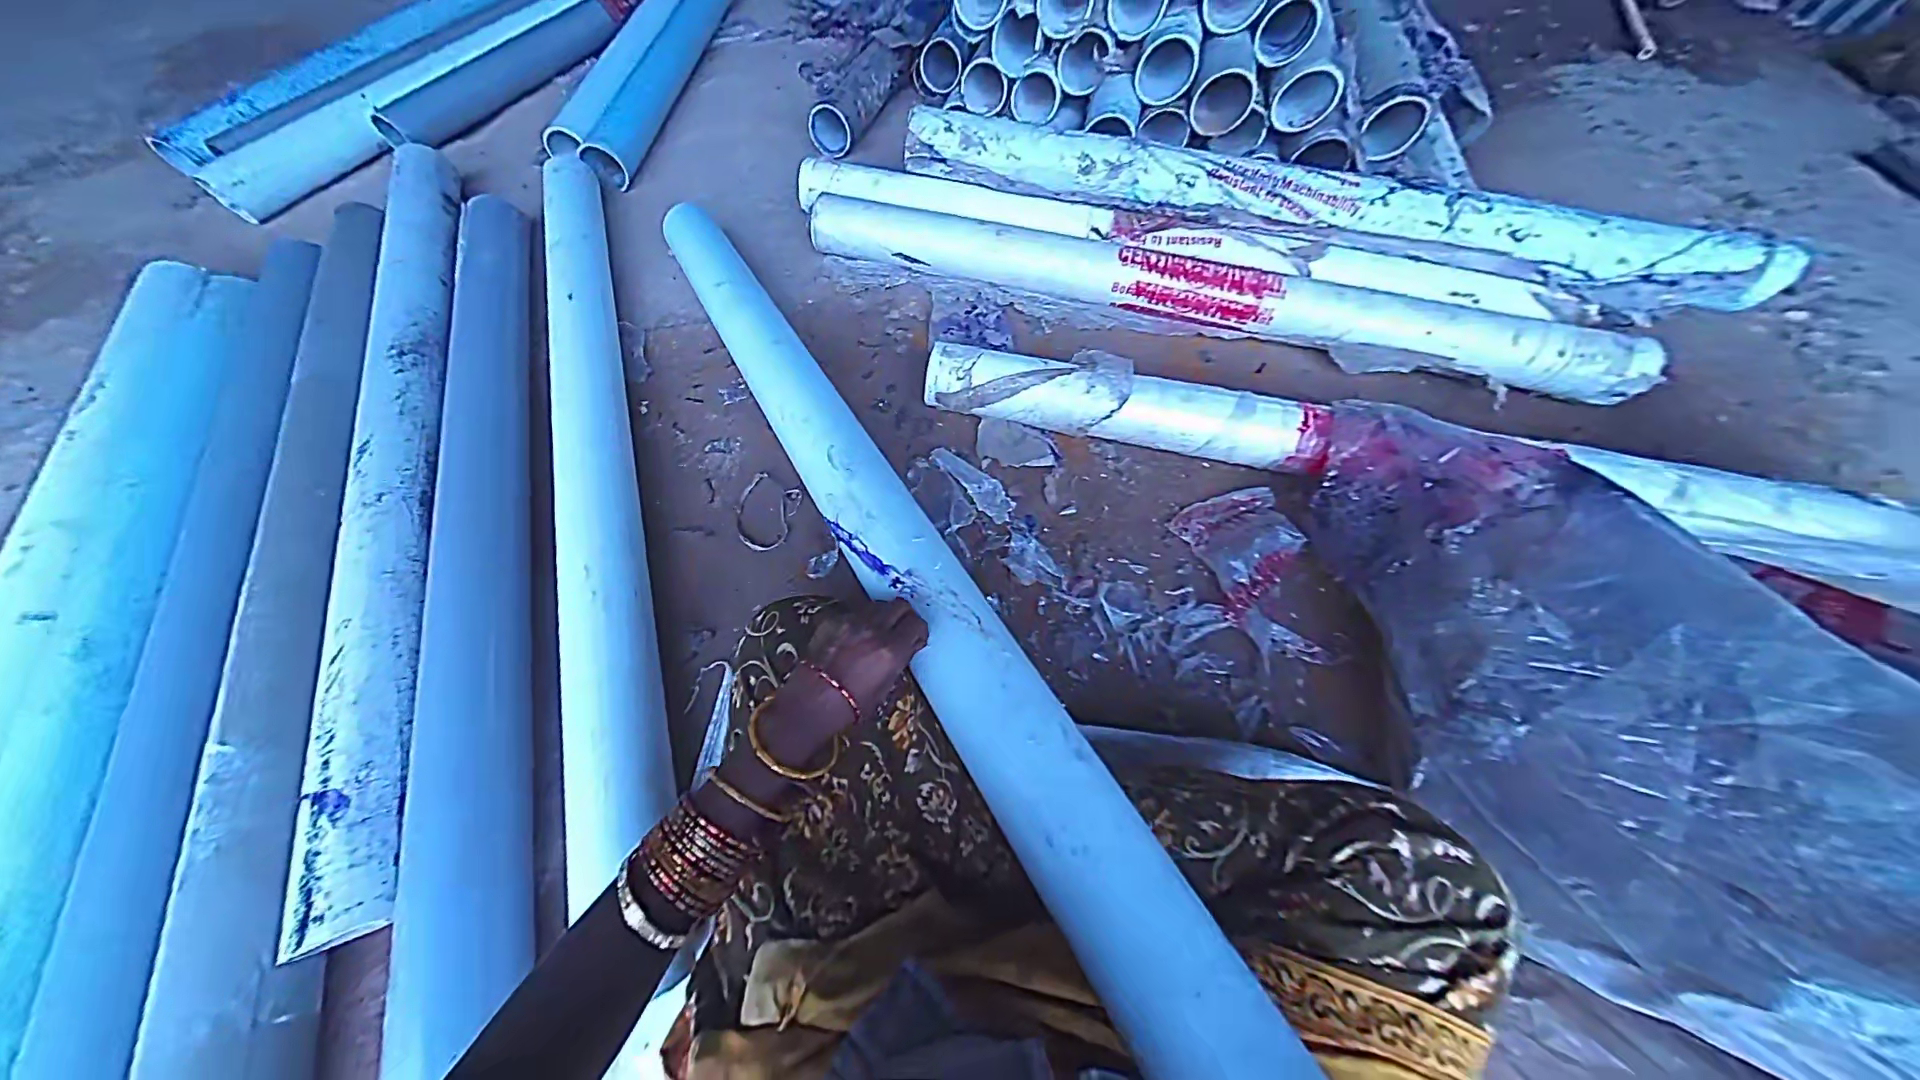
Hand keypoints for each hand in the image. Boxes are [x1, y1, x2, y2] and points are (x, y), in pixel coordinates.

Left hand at [801, 598, 927, 733]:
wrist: (812, 701)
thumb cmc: (851, 704)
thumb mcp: (886, 687)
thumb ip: (899, 659)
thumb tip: (907, 646)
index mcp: (892, 650)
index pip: (916, 624)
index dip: (918, 631)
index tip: (915, 637)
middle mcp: (875, 629)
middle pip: (900, 606)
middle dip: (904, 616)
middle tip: (900, 629)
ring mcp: (852, 620)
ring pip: (878, 605)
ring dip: (883, 615)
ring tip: (877, 631)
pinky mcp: (833, 618)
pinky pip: (855, 611)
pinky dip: (860, 620)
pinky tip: (854, 635)